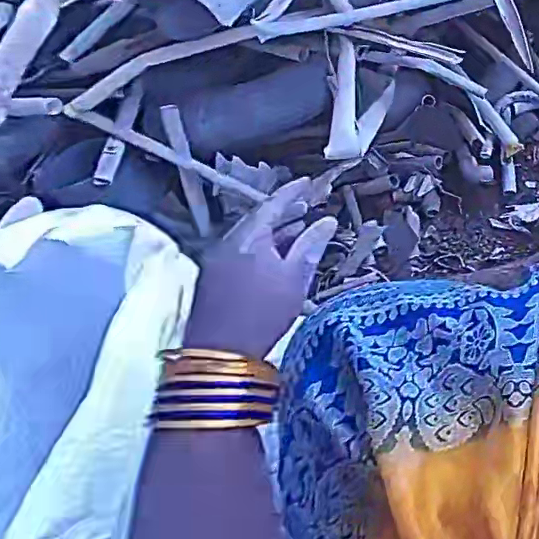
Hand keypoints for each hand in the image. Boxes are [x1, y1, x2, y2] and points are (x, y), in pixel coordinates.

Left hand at [183, 178, 338, 357]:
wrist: (218, 355)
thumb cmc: (261, 314)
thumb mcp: (295, 278)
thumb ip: (310, 246)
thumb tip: (327, 222)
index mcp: (248, 237)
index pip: (273, 204)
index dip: (293, 192)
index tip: (308, 183)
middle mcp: (227, 243)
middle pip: (258, 219)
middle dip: (284, 212)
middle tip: (306, 206)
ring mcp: (216, 261)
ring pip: (249, 237)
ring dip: (273, 232)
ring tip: (297, 231)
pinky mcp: (212, 280)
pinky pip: (239, 252)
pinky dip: (260, 248)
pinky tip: (275, 258)